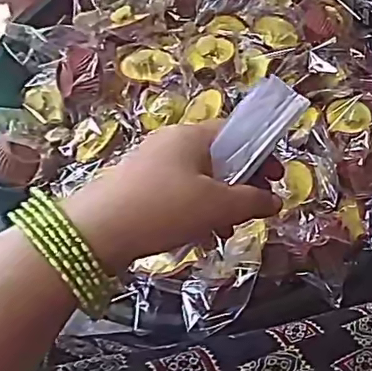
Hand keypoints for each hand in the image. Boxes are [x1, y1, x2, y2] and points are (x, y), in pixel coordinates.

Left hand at [60, 122, 281, 270]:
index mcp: (192, 135)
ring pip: (198, 179)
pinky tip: (195, 237)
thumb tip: (276, 201)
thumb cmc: (164, 208)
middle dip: (240, 186)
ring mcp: (150, 164)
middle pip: (218, 158)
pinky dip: (193, 211)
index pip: (237, 133)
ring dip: (218, 204)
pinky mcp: (135, 187)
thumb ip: (252, 201)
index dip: (262, 155)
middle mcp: (170, 142)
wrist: (95, 232)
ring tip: (223, 232)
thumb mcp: (218, 206)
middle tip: (251, 211)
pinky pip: (177, 193)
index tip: (275, 180)